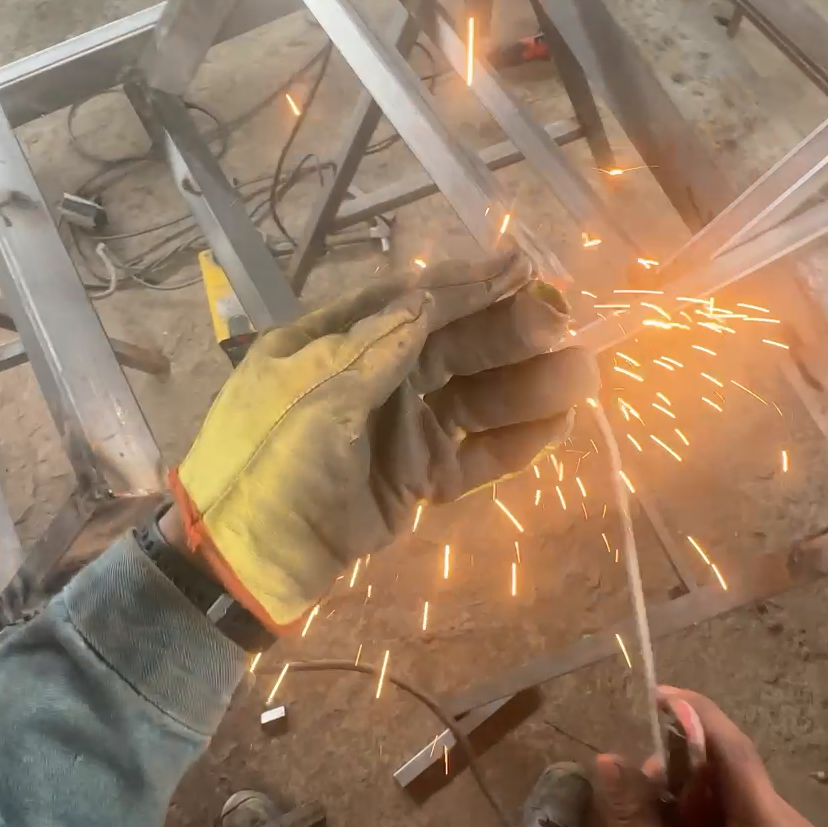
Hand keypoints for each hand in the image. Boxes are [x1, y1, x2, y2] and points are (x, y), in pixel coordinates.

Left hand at [171, 253, 596, 626]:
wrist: (248, 558)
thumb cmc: (269, 459)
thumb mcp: (315, 389)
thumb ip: (379, 342)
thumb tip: (434, 292)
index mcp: (337, 342)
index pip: (410, 301)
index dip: (466, 284)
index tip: (522, 268)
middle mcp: (374, 377)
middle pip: (453, 346)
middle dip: (507, 333)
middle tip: (561, 326)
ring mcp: (400, 428)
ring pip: (473, 398)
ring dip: (525, 385)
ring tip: (579, 375)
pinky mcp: (419, 476)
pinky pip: (474, 454)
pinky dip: (513, 441)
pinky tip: (557, 424)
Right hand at [598, 687, 827, 826]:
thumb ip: (637, 816)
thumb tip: (608, 758)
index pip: (734, 752)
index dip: (696, 714)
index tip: (659, 693)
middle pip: (732, 771)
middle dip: (685, 772)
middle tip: (646, 791)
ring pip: (735, 792)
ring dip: (694, 799)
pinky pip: (744, 814)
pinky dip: (709, 817)